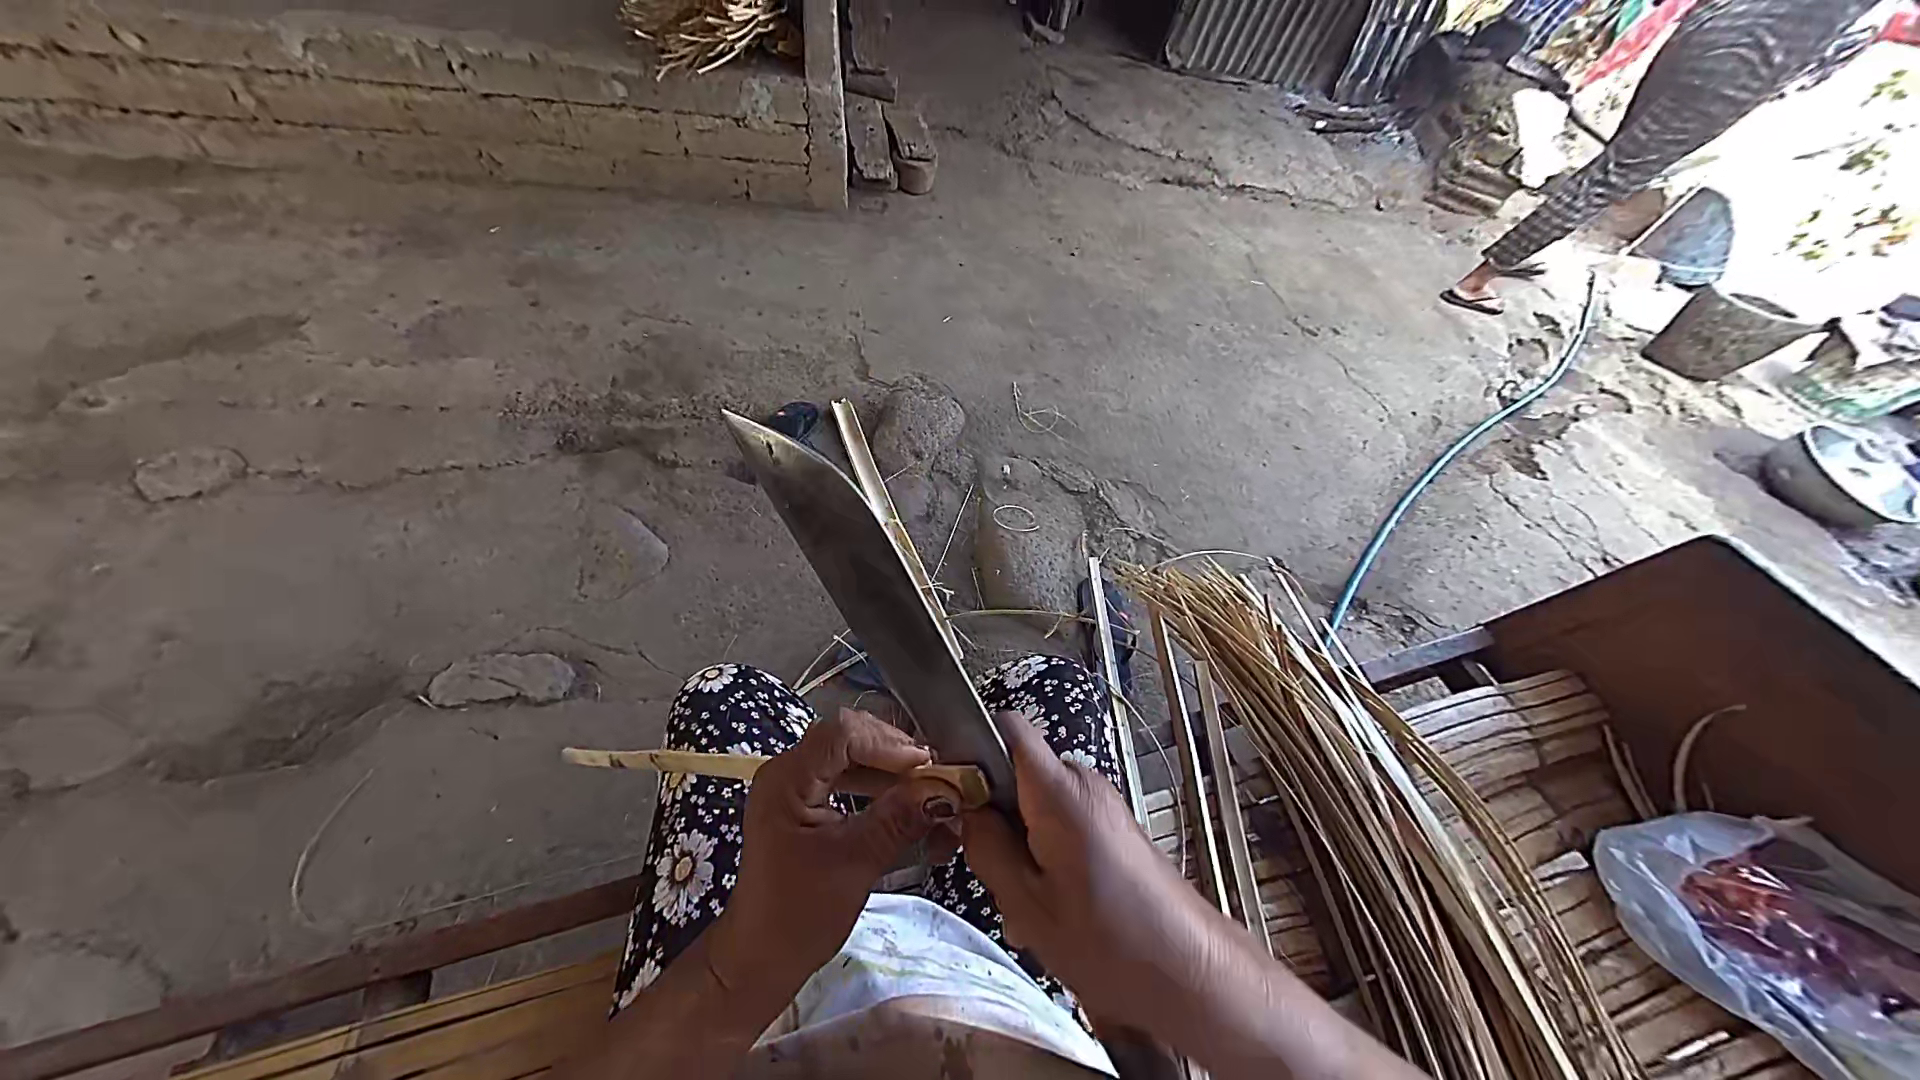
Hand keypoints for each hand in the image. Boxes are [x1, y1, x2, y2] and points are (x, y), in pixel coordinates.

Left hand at [707, 708, 961, 996]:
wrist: (760, 959)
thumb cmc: (799, 915)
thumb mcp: (856, 863)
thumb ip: (899, 819)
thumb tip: (945, 791)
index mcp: (787, 780)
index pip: (842, 734)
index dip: (887, 744)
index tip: (925, 767)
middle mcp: (787, 771)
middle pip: (847, 736)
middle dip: (892, 752)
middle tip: (931, 774)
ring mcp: (794, 784)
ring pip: (848, 754)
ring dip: (887, 767)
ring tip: (922, 786)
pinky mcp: (804, 801)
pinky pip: (844, 774)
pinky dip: (875, 782)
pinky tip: (900, 798)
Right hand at [960, 710, 1250, 1037]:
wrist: (1192, 973)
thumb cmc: (1113, 943)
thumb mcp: (1028, 901)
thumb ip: (986, 846)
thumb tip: (965, 810)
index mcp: (1059, 790)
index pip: (1006, 726)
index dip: (970, 746)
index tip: (951, 790)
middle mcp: (1083, 783)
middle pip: (1016, 770)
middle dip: (993, 813)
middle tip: (988, 869)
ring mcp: (1100, 802)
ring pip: (1036, 800)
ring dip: (1019, 840)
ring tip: (1024, 901)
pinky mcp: (1111, 824)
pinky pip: (1060, 819)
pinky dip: (1044, 850)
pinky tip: (1050, 903)